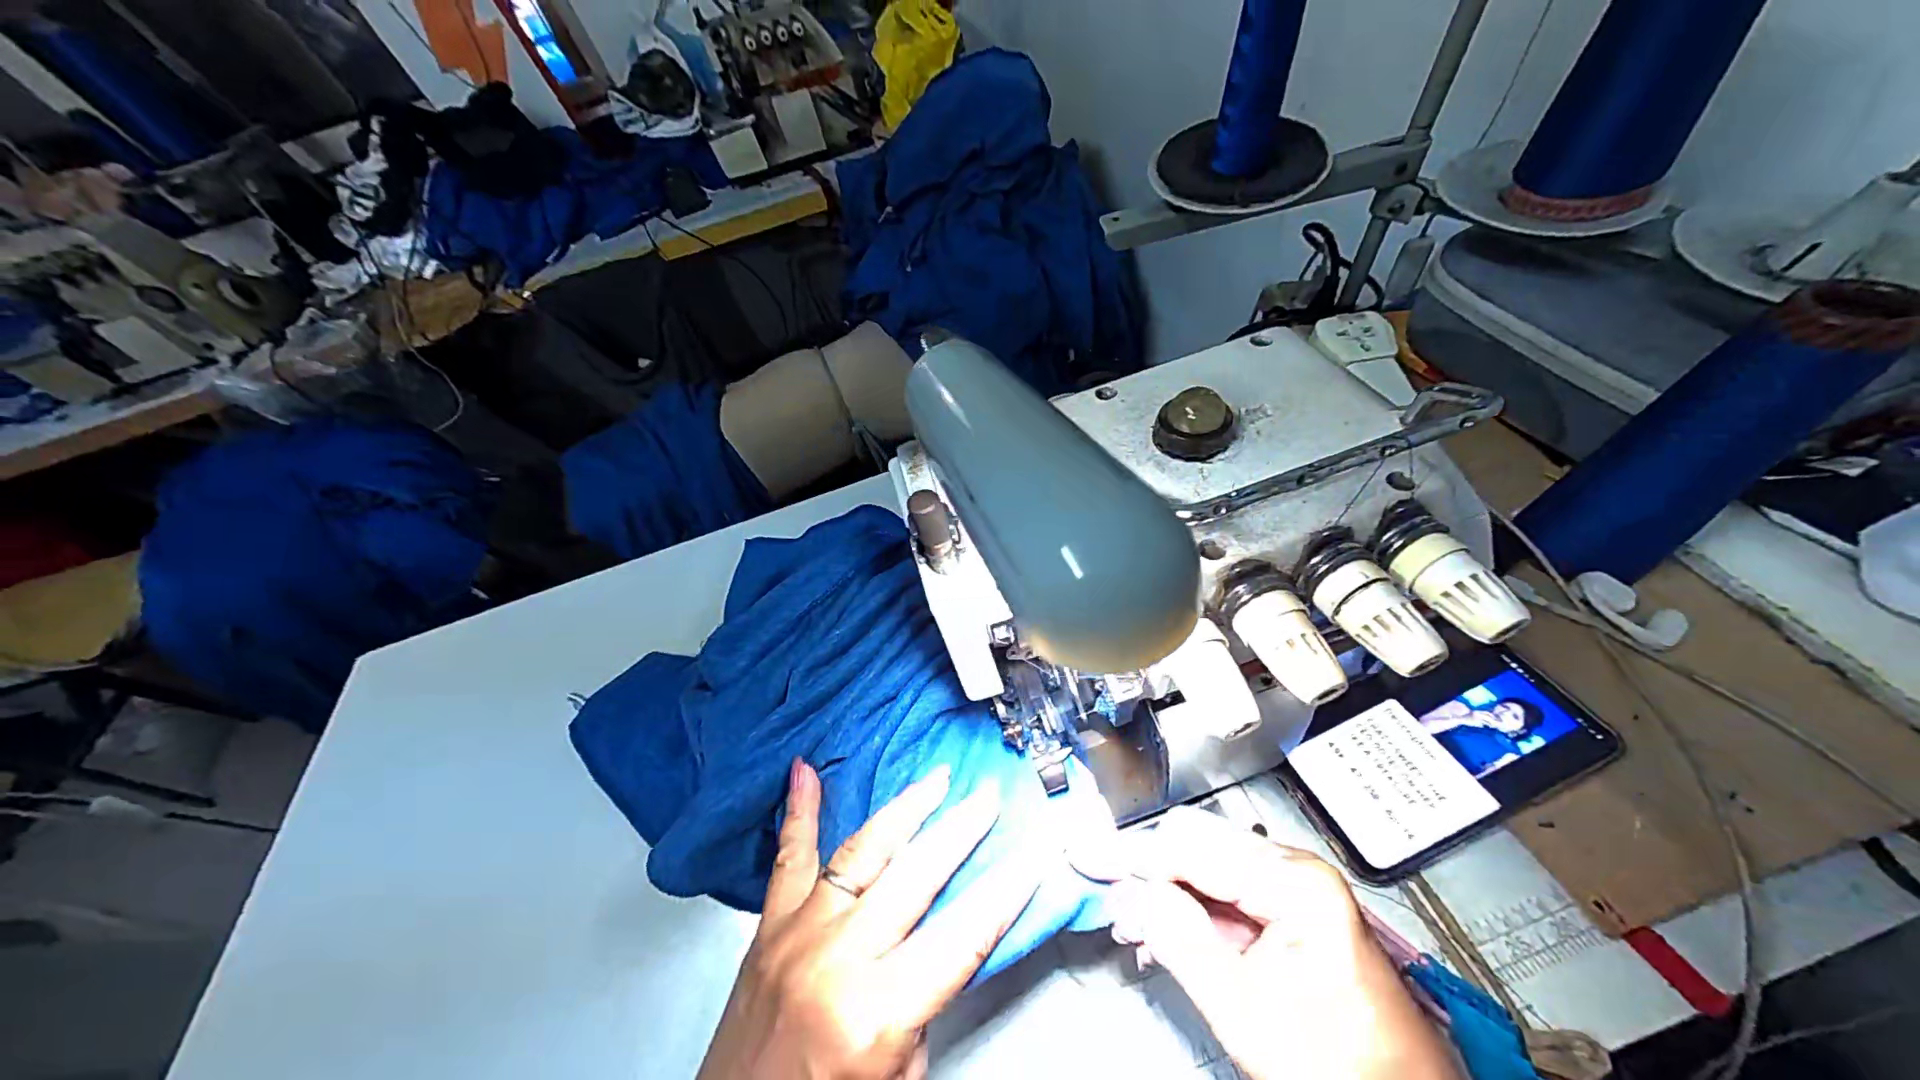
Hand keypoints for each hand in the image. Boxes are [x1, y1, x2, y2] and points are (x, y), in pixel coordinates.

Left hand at [697, 760, 1043, 1079]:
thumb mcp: (900, 1076)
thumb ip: (924, 1004)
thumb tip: (947, 940)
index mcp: (876, 1012)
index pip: (961, 937)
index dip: (1003, 893)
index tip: (1031, 855)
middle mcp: (838, 959)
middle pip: (915, 878)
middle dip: (960, 831)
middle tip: (988, 797)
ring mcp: (800, 933)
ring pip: (862, 853)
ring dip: (905, 810)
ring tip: (936, 779)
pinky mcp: (769, 925)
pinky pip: (789, 858)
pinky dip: (800, 811)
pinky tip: (804, 771)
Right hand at [1108, 807, 1460, 1079]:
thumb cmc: (1343, 1068)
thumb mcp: (1243, 1009)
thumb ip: (1179, 940)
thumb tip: (1130, 893)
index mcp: (1294, 882)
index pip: (1190, 848)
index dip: (1132, 855)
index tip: (1089, 856)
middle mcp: (1295, 870)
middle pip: (1197, 844)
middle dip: (1148, 869)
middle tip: (1110, 895)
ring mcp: (1294, 887)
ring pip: (1205, 865)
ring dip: (1164, 890)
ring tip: (1132, 924)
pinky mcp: (1288, 909)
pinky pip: (1222, 890)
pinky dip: (1188, 906)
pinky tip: (1164, 931)